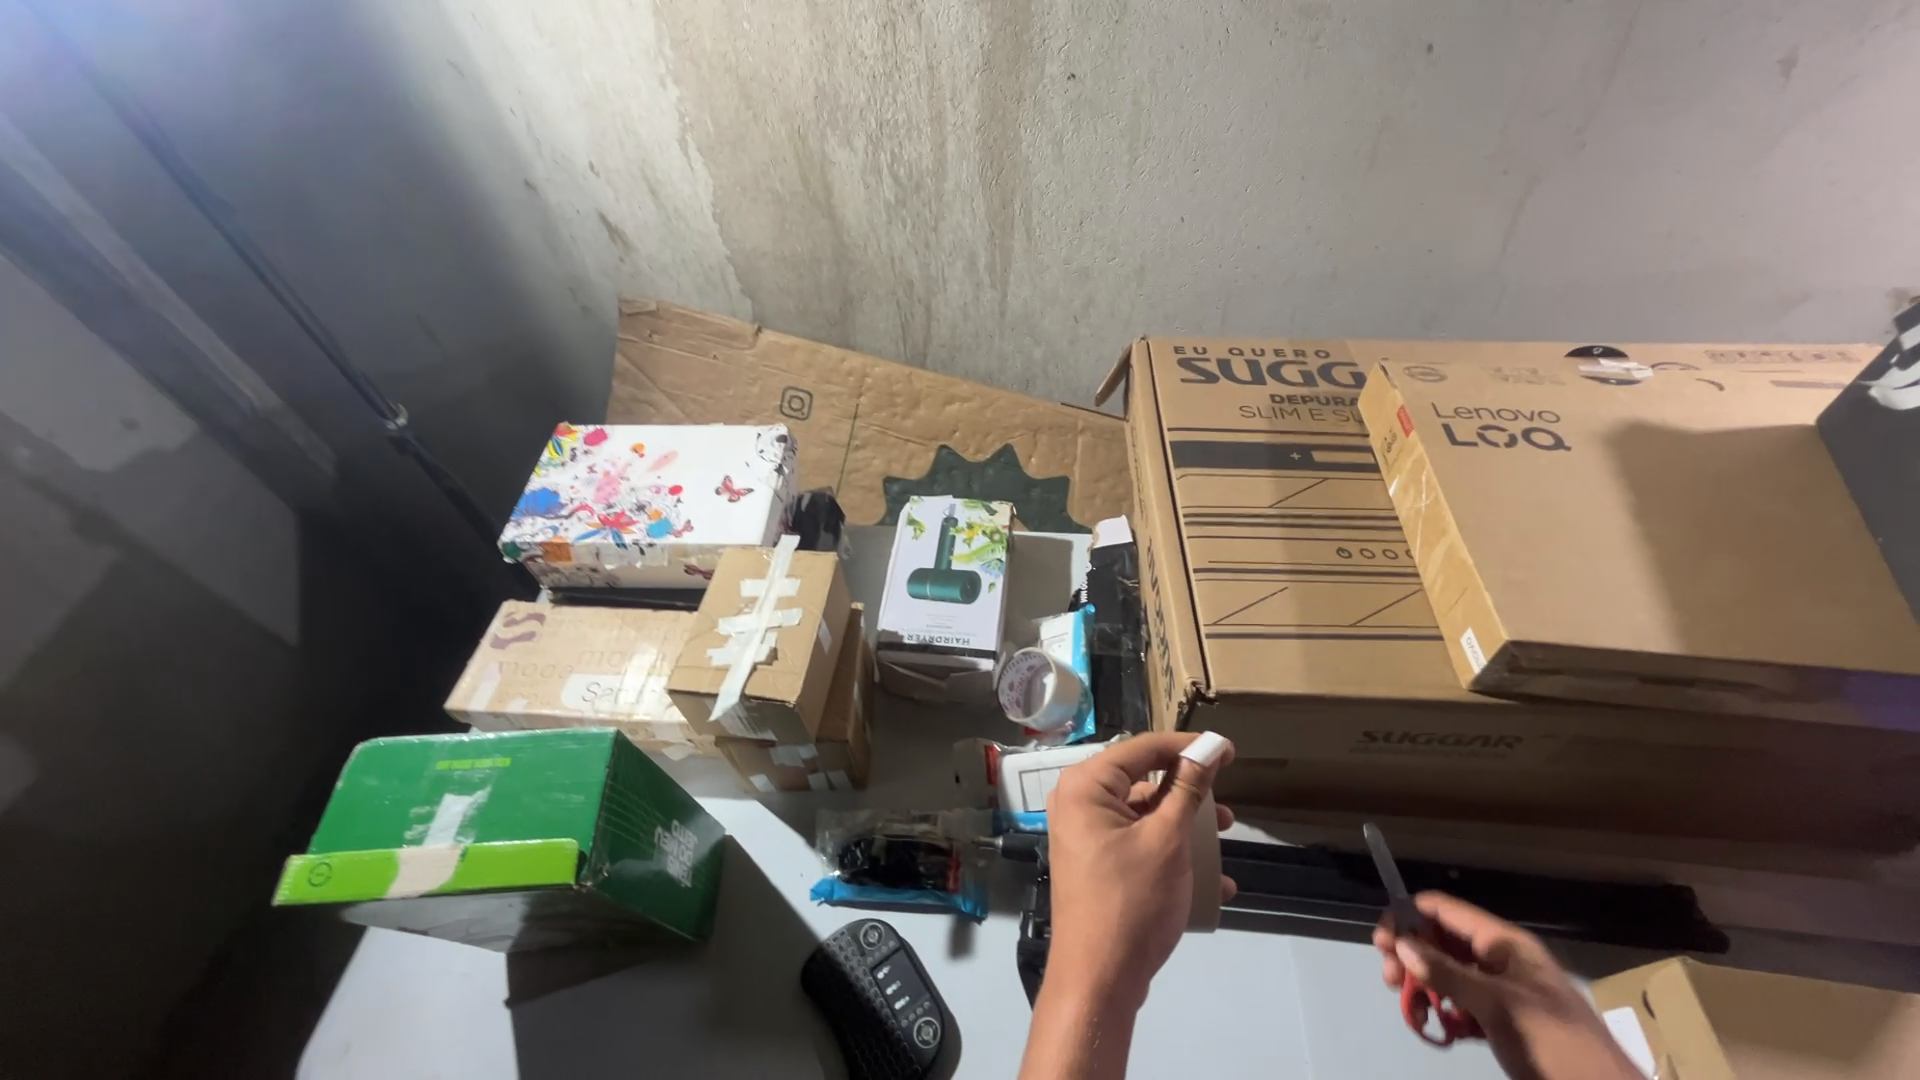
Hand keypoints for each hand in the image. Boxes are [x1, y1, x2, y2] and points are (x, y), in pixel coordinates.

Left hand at [1045, 731, 1235, 1007]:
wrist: (1098, 979)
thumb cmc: (1132, 900)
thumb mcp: (1167, 840)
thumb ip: (1188, 789)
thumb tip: (1209, 747)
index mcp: (1086, 784)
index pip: (1142, 747)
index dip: (1187, 746)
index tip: (1228, 750)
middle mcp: (1078, 801)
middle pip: (1141, 777)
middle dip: (1188, 789)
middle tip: (1225, 800)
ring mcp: (1084, 833)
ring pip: (1142, 811)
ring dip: (1184, 822)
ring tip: (1223, 835)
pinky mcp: (1095, 861)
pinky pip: (1135, 840)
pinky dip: (1169, 849)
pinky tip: (1211, 877)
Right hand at [1374, 892, 1642, 1079]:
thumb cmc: (1557, 1045)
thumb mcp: (1500, 1006)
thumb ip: (1448, 974)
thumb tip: (1401, 945)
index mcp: (1503, 943)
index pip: (1443, 910)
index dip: (1408, 917)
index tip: (1382, 944)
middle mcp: (1498, 959)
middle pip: (1438, 939)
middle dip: (1409, 954)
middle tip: (1391, 981)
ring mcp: (1498, 991)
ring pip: (1443, 971)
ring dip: (1421, 984)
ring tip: (1412, 1009)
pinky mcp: (1498, 1021)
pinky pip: (1456, 1002)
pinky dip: (1439, 1009)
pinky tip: (1434, 1026)